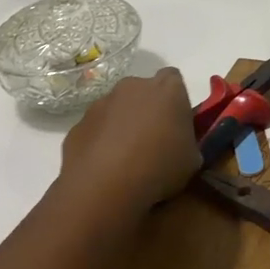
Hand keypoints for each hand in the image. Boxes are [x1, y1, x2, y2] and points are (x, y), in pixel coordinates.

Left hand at [59, 67, 200, 208]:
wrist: (103, 188)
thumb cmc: (158, 167)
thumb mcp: (191, 160)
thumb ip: (188, 143)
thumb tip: (180, 146)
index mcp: (168, 89)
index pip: (174, 79)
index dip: (175, 100)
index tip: (175, 123)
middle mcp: (134, 87)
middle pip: (143, 92)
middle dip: (146, 109)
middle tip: (151, 140)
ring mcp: (101, 104)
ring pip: (116, 109)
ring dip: (121, 125)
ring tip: (124, 159)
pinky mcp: (78, 126)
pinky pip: (95, 129)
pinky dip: (99, 142)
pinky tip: (103, 168)